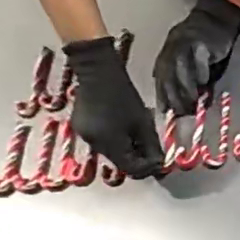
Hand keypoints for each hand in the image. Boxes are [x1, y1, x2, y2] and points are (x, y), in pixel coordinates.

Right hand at [66, 37, 165, 177]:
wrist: (96, 70)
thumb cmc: (123, 94)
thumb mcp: (143, 122)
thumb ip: (152, 147)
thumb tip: (159, 166)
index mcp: (110, 144)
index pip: (131, 169)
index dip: (147, 169)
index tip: (159, 163)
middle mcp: (95, 145)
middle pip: (120, 163)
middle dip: (137, 160)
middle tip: (151, 152)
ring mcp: (85, 138)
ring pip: (111, 154)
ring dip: (126, 150)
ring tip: (137, 138)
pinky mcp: (81, 129)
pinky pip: (101, 143)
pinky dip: (114, 142)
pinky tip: (121, 130)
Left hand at [152, 0, 239, 115]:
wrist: (216, 18)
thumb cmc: (205, 47)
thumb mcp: (191, 64)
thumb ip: (186, 82)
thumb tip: (187, 108)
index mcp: (166, 55)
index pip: (160, 80)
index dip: (162, 97)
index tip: (167, 114)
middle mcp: (171, 49)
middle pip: (168, 76)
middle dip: (174, 96)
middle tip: (184, 112)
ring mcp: (184, 43)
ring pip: (180, 69)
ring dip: (186, 88)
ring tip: (194, 102)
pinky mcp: (200, 40)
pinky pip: (198, 60)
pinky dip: (200, 73)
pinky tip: (205, 82)